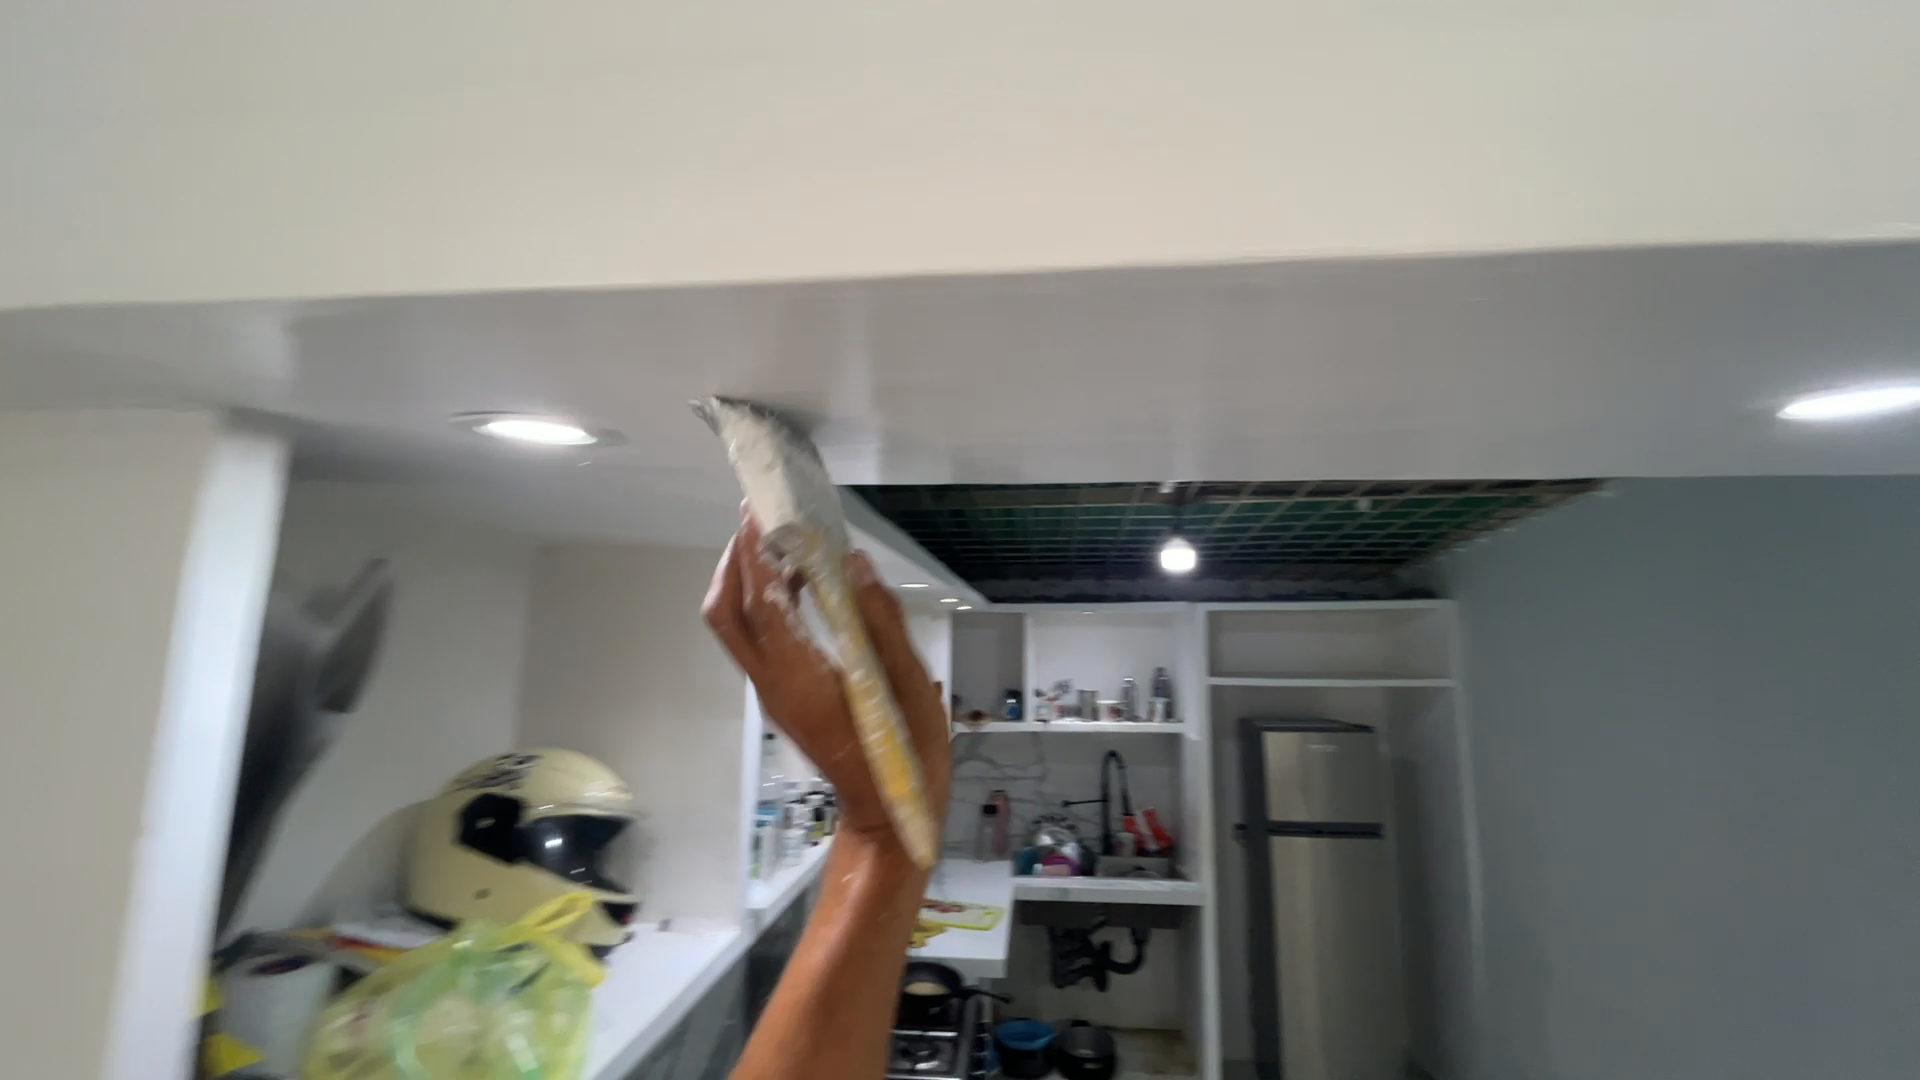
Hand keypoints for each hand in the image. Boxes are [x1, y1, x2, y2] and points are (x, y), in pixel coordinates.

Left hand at [702, 512, 950, 851]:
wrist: (885, 816)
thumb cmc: (906, 758)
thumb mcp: (910, 688)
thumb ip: (883, 624)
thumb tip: (856, 565)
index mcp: (803, 680)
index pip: (763, 604)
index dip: (757, 552)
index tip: (762, 508)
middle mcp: (774, 683)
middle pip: (727, 613)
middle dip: (735, 559)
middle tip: (762, 516)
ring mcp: (772, 692)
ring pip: (735, 626)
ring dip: (746, 577)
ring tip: (781, 535)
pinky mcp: (781, 695)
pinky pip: (757, 637)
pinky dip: (764, 600)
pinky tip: (801, 579)